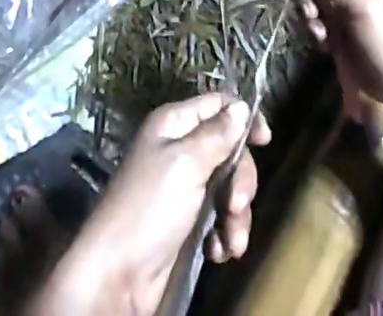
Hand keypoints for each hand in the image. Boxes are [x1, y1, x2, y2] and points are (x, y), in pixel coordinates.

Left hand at [27, 93, 270, 315]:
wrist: (118, 276)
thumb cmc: (150, 208)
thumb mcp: (185, 164)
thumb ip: (217, 134)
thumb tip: (241, 107)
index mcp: (174, 125)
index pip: (217, 105)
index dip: (243, 117)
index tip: (265, 140)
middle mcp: (180, 150)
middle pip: (229, 149)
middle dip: (240, 179)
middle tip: (237, 205)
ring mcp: (184, 187)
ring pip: (229, 187)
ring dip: (236, 215)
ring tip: (231, 242)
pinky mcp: (188, 221)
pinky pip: (220, 217)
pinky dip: (225, 234)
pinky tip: (219, 251)